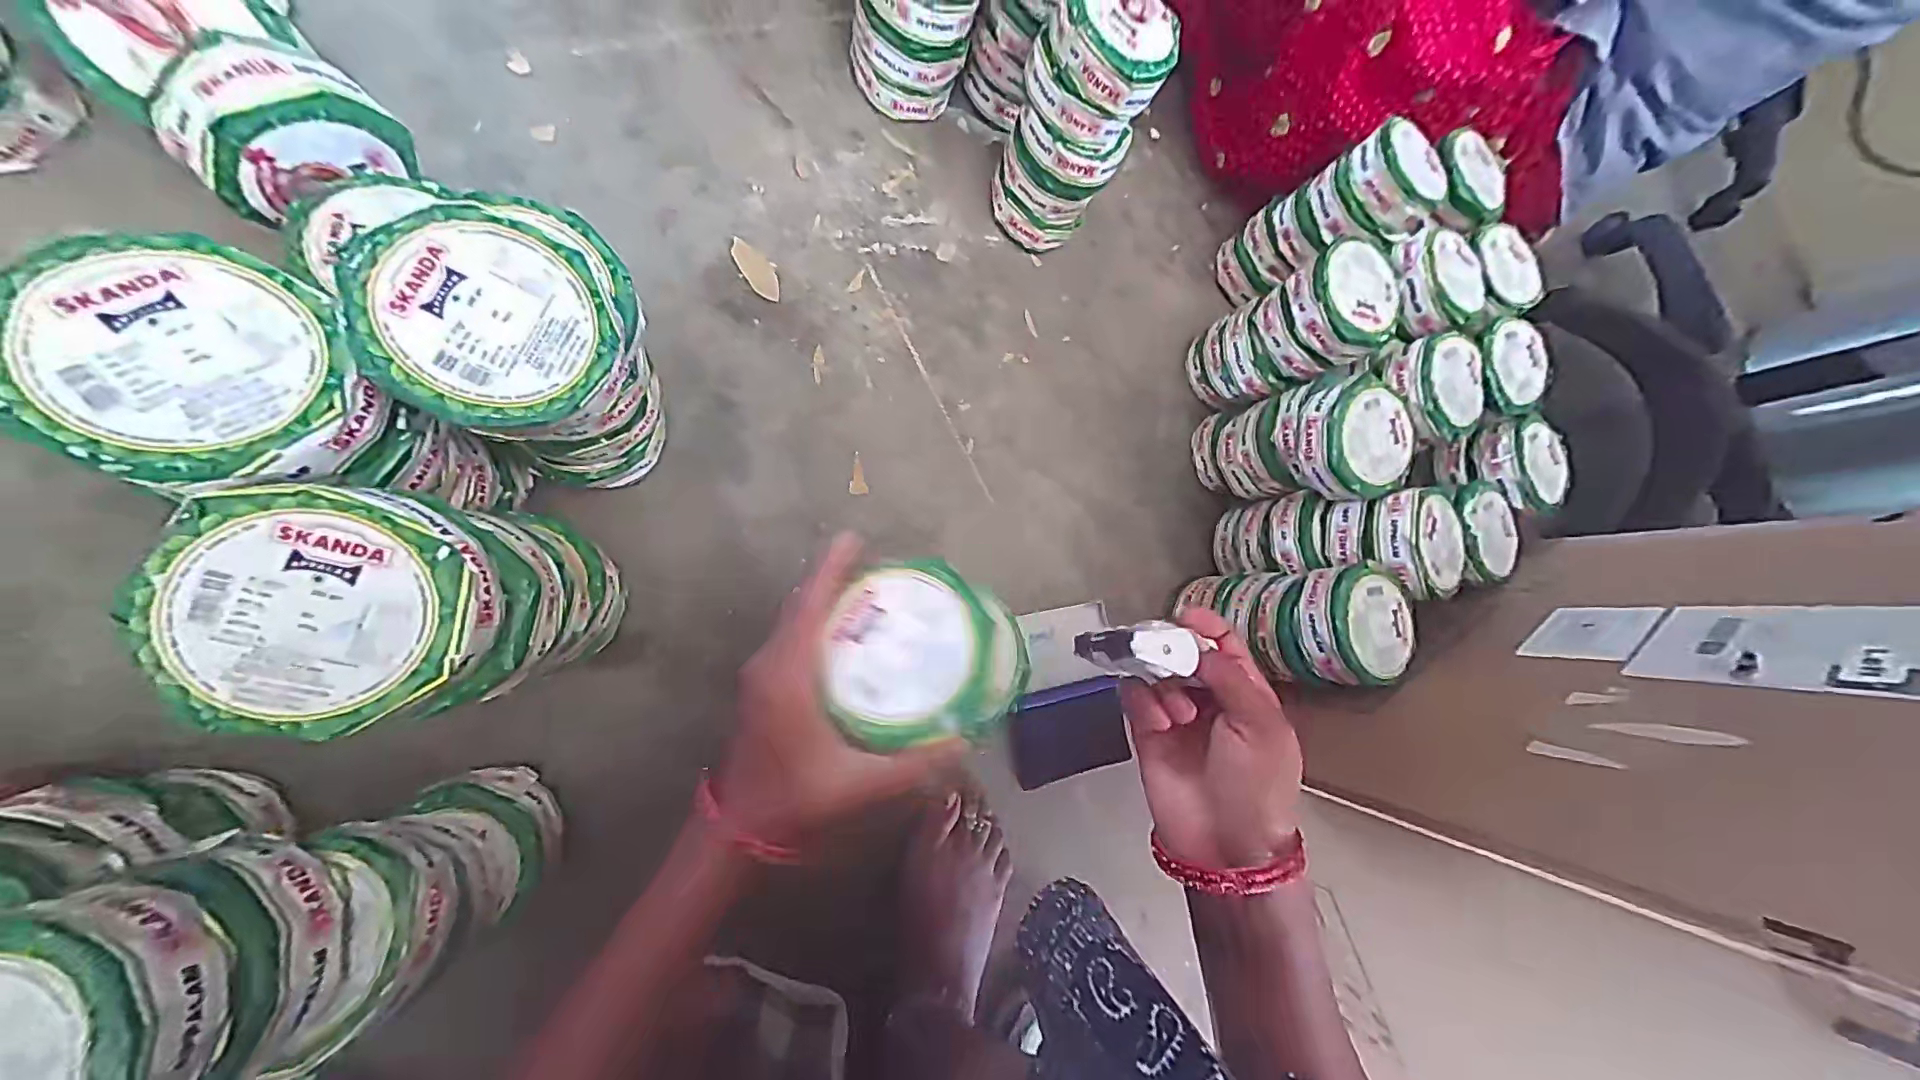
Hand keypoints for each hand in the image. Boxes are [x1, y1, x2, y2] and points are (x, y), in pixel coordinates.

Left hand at [717, 533, 964, 841]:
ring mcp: (759, 674)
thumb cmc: (794, 800)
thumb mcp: (859, 783)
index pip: (810, 606)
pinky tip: (838, 631)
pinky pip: (788, 636)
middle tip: (873, 564)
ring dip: (821, 597)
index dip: (831, 570)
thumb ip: (913, 763)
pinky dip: (812, 620)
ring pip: (792, 619)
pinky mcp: (758, 685)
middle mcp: (768, 665)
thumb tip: (962, 741)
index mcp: (788, 676)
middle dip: (831, 577)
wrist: (737, 828)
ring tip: (860, 588)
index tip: (854, 539)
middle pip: (800, 604)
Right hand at [1120, 607, 1302, 868]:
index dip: (1205, 627)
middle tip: (1169, 658)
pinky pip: (1134, 697)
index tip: (1185, 617)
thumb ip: (1229, 677)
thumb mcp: (1260, 726)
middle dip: (1174, 651)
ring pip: (1155, 671)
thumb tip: (1195, 644)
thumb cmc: (1257, 785)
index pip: (1222, 645)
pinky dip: (1142, 702)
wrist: (1226, 845)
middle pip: (1182, 652)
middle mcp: (1208, 696)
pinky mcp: (1146, 730)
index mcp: (1244, 691)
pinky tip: (1159, 723)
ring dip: (1163, 682)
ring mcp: (1174, 712)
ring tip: (1178, 713)